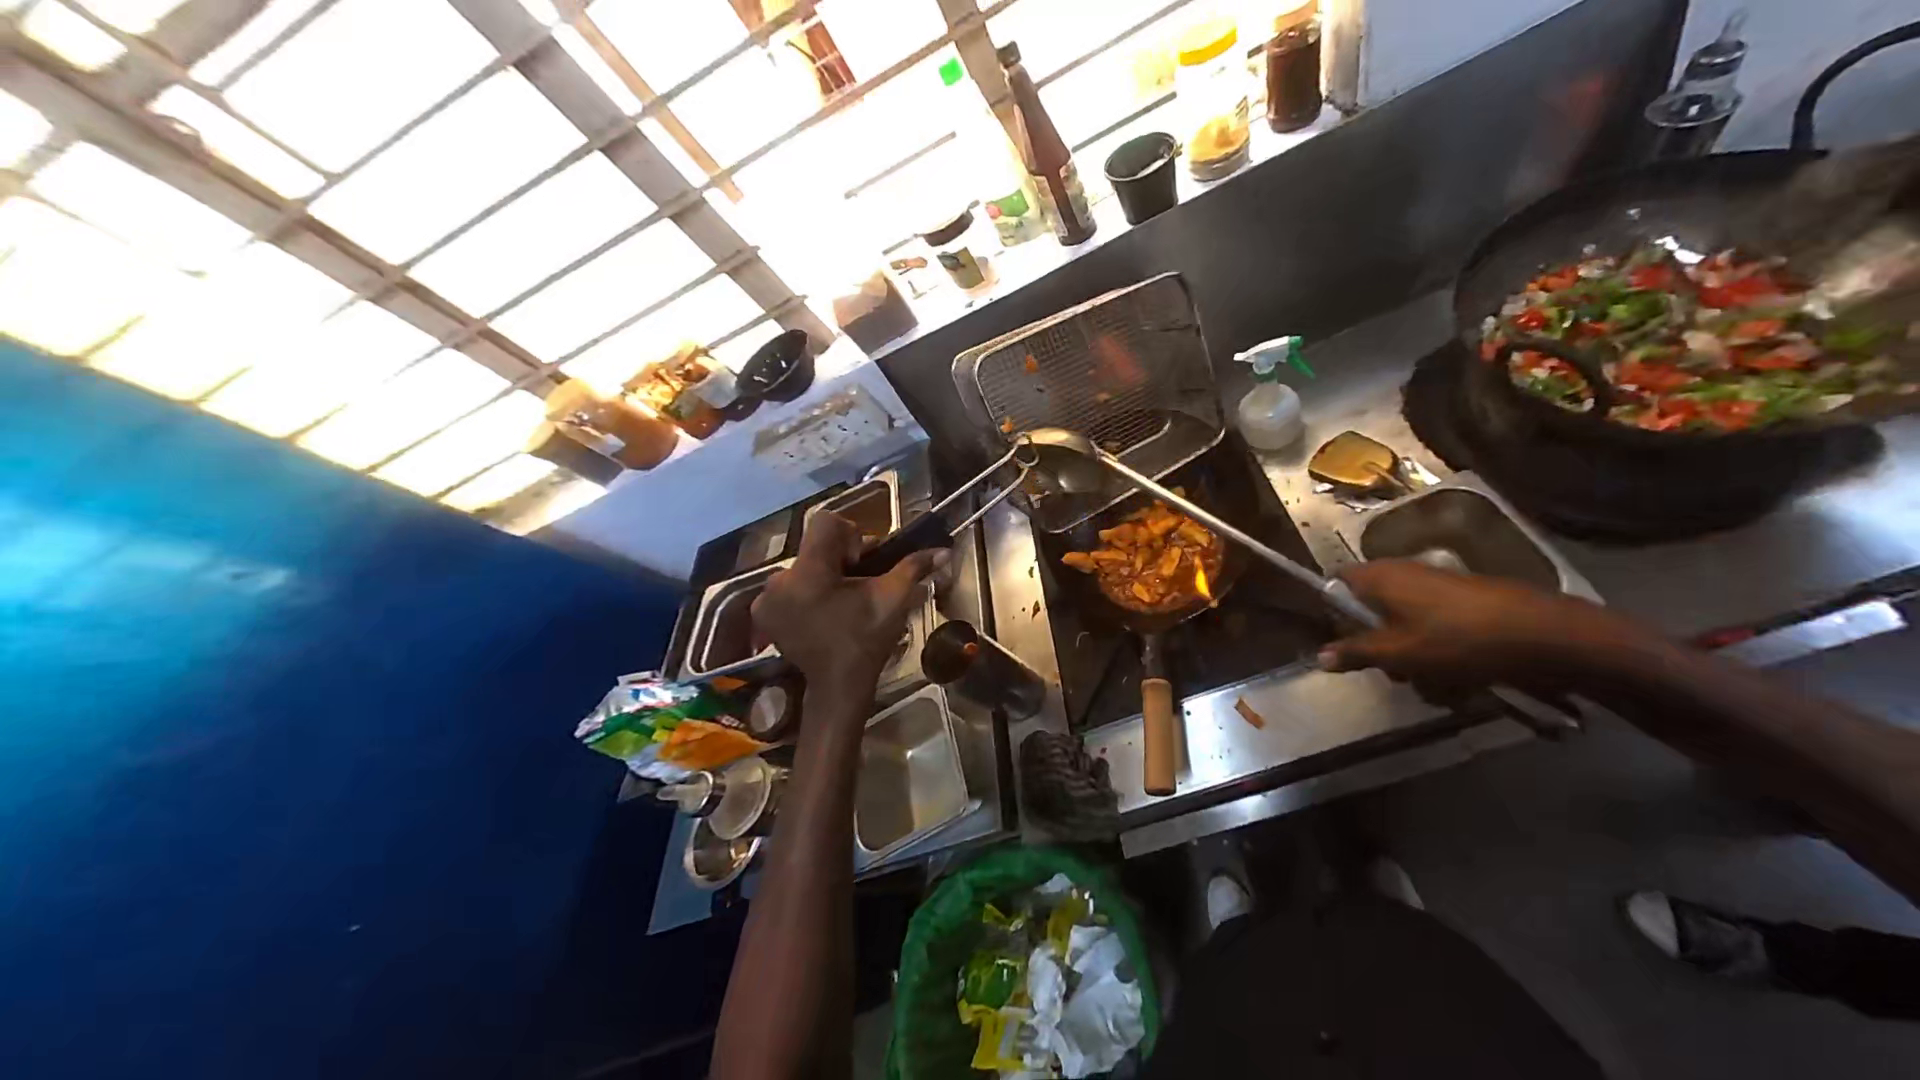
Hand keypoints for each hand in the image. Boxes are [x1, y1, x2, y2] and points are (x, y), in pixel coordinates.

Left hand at [752, 513, 948, 699]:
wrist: (838, 686)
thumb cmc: (866, 641)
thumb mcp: (892, 600)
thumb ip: (913, 568)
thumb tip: (943, 551)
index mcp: (808, 574)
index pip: (825, 522)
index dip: (849, 534)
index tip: (859, 563)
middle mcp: (780, 581)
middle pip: (813, 545)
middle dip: (838, 557)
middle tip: (857, 583)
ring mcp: (767, 598)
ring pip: (801, 564)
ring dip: (822, 573)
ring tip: (840, 598)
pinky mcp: (763, 612)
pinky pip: (786, 584)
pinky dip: (804, 590)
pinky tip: (821, 609)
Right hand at [1319, 560, 1646, 690]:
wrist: (1545, 636)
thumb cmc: (1456, 640)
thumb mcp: (1397, 653)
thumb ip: (1355, 653)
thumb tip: (1320, 656)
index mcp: (1380, 576)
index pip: (1338, 581)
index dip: (1335, 609)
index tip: (1344, 639)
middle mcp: (1406, 572)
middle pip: (1372, 608)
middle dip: (1379, 643)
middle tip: (1394, 670)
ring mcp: (1441, 586)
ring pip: (1407, 623)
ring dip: (1412, 655)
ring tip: (1433, 682)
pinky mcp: (1469, 601)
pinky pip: (1438, 627)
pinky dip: (1441, 652)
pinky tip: (1460, 677)